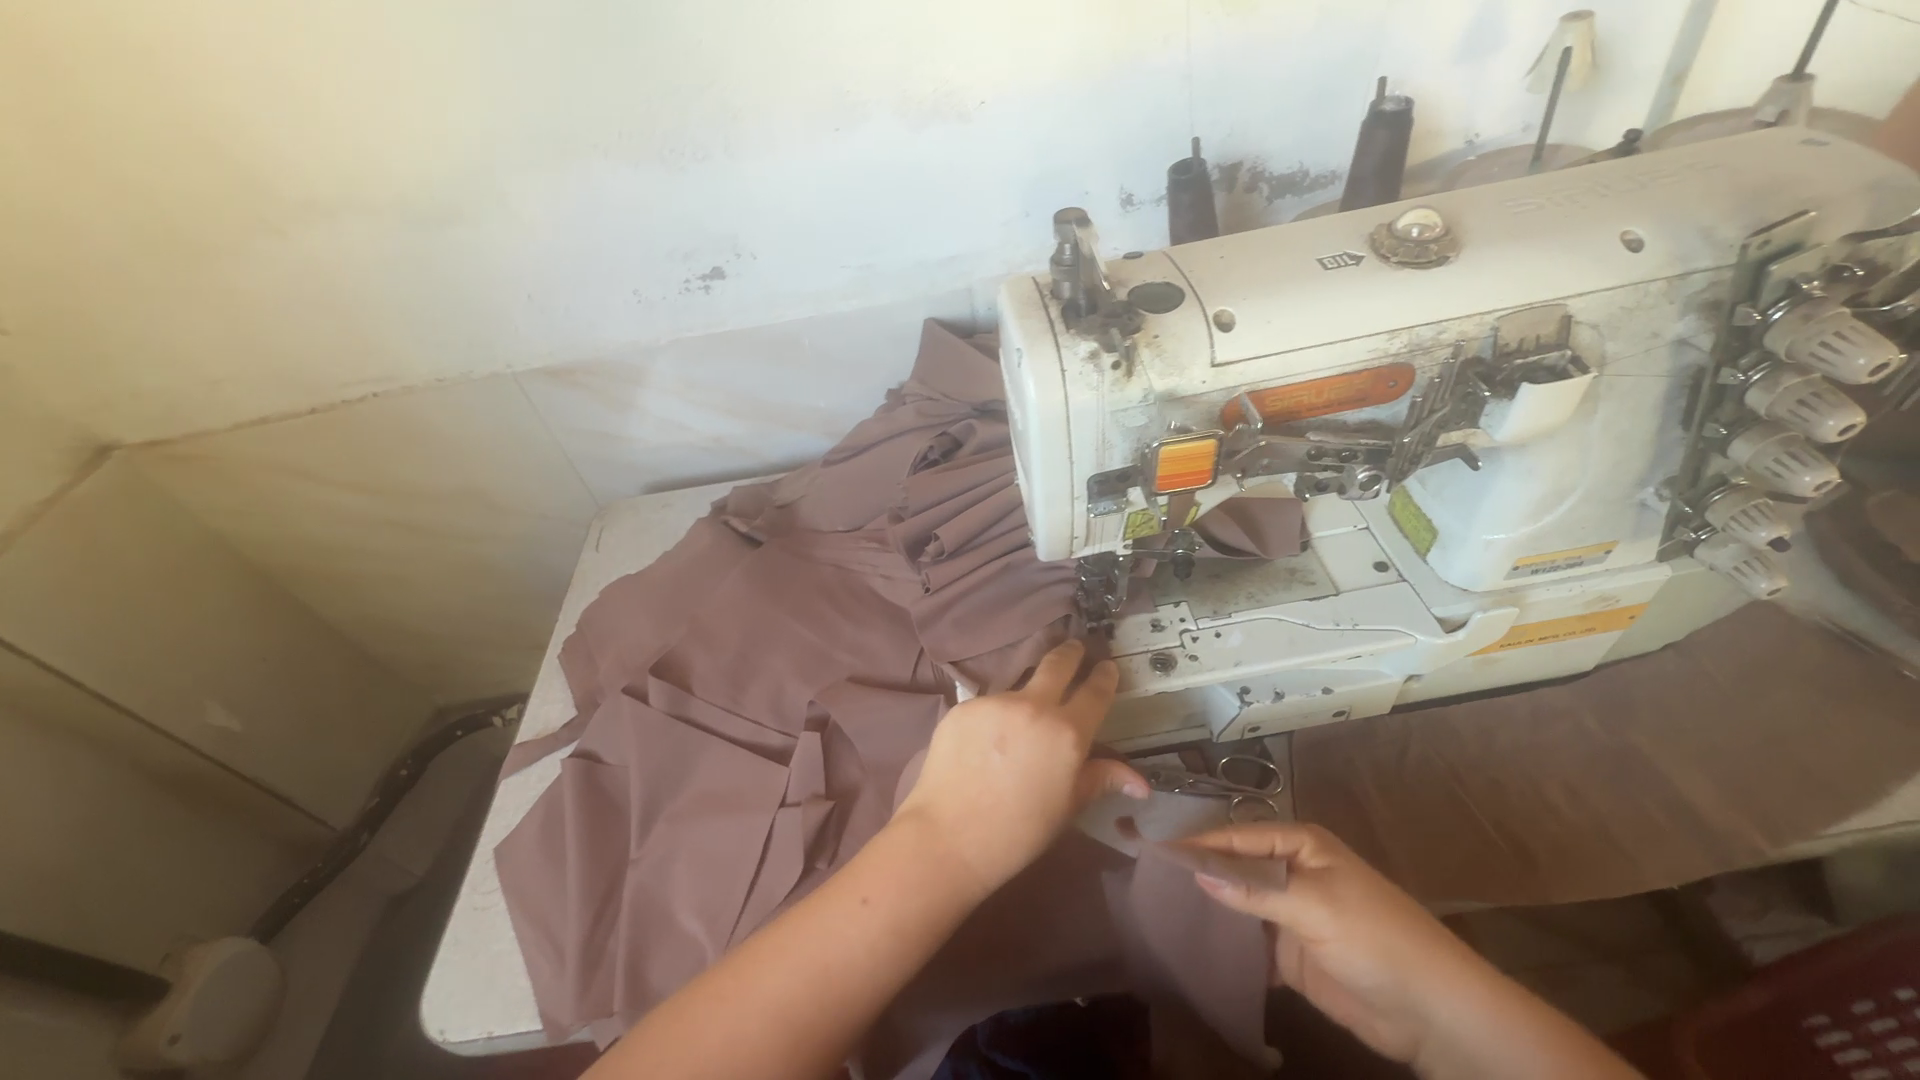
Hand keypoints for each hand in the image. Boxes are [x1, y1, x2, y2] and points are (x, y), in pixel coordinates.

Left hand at [893, 640, 1147, 896]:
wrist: (949, 837)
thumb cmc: (1018, 832)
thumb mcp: (1067, 806)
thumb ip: (1100, 780)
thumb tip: (1142, 783)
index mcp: (1068, 732)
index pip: (1095, 692)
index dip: (1104, 676)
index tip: (1108, 666)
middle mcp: (1034, 707)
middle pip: (1057, 664)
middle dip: (1070, 653)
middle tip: (1076, 647)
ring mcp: (994, 702)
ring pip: (1019, 685)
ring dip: (1028, 693)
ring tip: (1023, 714)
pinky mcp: (963, 707)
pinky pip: (988, 704)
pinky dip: (995, 716)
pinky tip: (988, 739)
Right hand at [1182, 823, 1495, 1064]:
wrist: (1432, 1011)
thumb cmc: (1376, 937)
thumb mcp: (1314, 905)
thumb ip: (1255, 889)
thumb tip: (1196, 872)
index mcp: (1301, 846)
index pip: (1238, 837)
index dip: (1198, 843)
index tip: (1152, 850)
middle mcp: (1292, 873)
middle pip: (1235, 868)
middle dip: (1197, 875)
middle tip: (1145, 880)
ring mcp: (1290, 915)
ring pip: (1238, 906)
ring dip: (1208, 911)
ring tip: (1156, 913)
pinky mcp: (1290, 956)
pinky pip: (1248, 946)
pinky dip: (1225, 948)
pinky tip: (1191, 951)